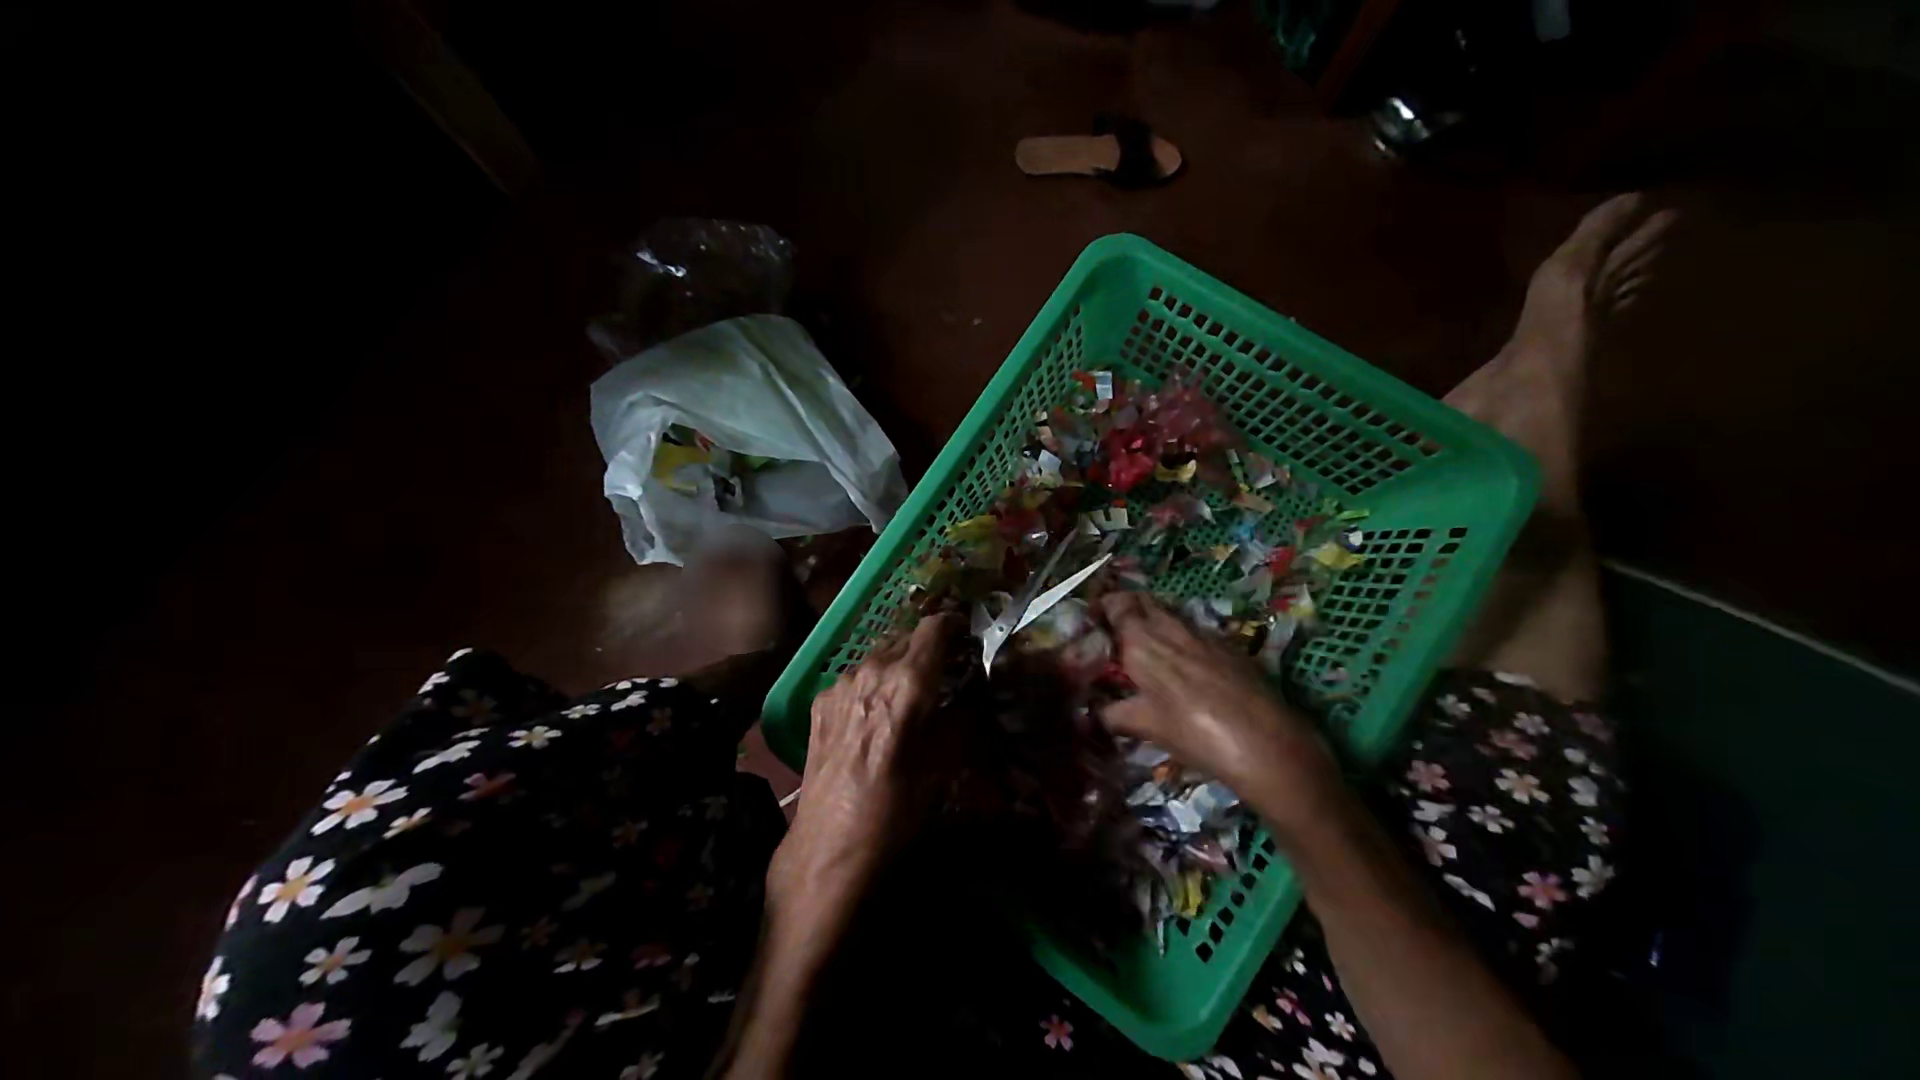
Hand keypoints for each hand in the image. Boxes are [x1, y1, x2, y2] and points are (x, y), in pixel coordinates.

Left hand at [769, 614, 956, 905]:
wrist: (830, 845)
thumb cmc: (897, 809)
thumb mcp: (944, 763)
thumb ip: (959, 715)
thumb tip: (971, 690)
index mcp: (908, 683)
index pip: (933, 629)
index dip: (952, 624)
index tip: (965, 631)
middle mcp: (871, 671)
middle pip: (905, 637)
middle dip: (927, 646)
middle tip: (944, 666)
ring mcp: (841, 684)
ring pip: (878, 655)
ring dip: (898, 662)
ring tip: (910, 690)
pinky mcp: (820, 701)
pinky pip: (855, 676)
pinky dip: (872, 682)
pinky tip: (877, 710)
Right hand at [1098, 593, 1342, 835]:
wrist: (1264, 742)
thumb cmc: (1192, 732)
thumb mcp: (1144, 726)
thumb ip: (1112, 715)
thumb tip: (1090, 714)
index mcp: (1140, 640)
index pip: (1115, 605)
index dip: (1101, 607)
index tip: (1091, 620)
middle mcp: (1169, 627)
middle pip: (1143, 600)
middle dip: (1126, 606)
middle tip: (1114, 627)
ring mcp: (1202, 633)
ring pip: (1169, 612)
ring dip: (1153, 617)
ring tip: (1144, 641)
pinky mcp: (1227, 644)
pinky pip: (1193, 628)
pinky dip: (1179, 633)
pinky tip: (1182, 658)